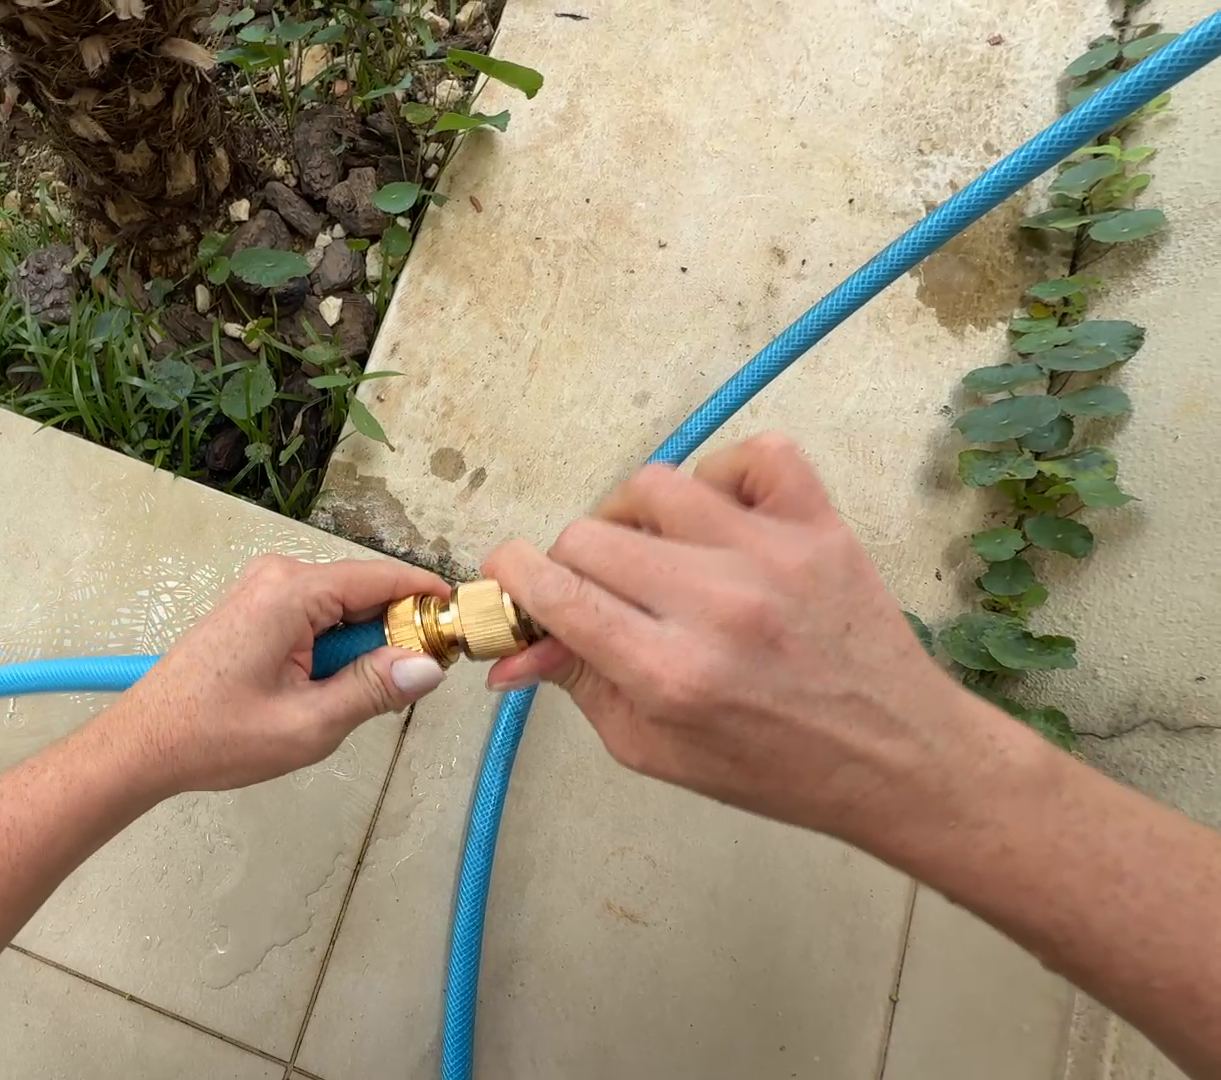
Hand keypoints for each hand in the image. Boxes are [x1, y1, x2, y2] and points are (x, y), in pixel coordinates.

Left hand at [102, 555, 450, 793]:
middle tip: (409, 684)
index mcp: (292, 591)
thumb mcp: (309, 724)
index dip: (427, 598)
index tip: (462, 624)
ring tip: (352, 698)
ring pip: (339, 607)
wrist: (146, 742)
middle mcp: (277, 575)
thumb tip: (430, 665)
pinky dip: (332, 646)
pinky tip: (323, 687)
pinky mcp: (254, 607)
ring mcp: (262, 588)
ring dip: (359, 647)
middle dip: (393, 632)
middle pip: (362, 591)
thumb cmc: (217, 735)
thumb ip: (374, 690)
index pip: (382, 578)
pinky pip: (313, 616)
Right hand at [482, 433, 1022, 840]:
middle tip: (594, 591)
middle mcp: (717, 605)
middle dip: (568, 564)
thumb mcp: (646, 745)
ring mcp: (775, 556)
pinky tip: (718, 517)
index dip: (507, 575)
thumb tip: (504, 654)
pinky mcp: (822, 526)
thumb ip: (572, 683)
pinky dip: (721, 475)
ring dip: (629, 517)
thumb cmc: (765, 767)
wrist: (904, 763)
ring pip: (652, 485)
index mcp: (668, 672)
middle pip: (586, 535)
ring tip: (649, 551)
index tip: (504, 578)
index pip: (553, 591)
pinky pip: (755, 454)